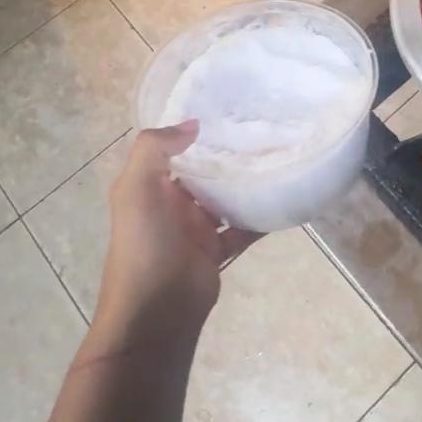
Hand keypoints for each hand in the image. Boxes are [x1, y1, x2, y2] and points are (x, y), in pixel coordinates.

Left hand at [96, 121, 260, 328]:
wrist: (156, 311)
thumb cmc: (144, 246)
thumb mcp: (136, 190)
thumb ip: (155, 149)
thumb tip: (194, 124)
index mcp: (149, 188)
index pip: (174, 152)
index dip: (196, 133)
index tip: (230, 110)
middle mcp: (172, 205)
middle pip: (205, 173)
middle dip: (228, 155)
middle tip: (265, 130)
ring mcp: (196, 229)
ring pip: (226, 198)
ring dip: (248, 184)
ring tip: (280, 158)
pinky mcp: (217, 250)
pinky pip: (244, 227)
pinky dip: (262, 216)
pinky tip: (284, 198)